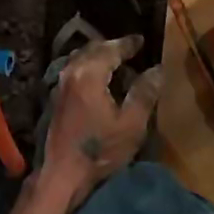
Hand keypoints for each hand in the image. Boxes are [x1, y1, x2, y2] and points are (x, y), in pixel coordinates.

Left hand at [0, 37, 161, 213]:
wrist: (62, 173)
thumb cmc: (99, 151)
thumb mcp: (130, 125)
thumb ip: (144, 94)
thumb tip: (157, 69)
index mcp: (89, 74)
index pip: (110, 49)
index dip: (127, 44)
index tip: (141, 40)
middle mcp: (70, 72)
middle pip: (91, 49)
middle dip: (111, 46)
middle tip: (130, 47)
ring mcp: (59, 83)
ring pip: (80, 58)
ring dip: (98, 55)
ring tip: (116, 59)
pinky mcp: (55, 96)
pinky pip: (73, 69)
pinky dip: (88, 65)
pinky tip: (98, 77)